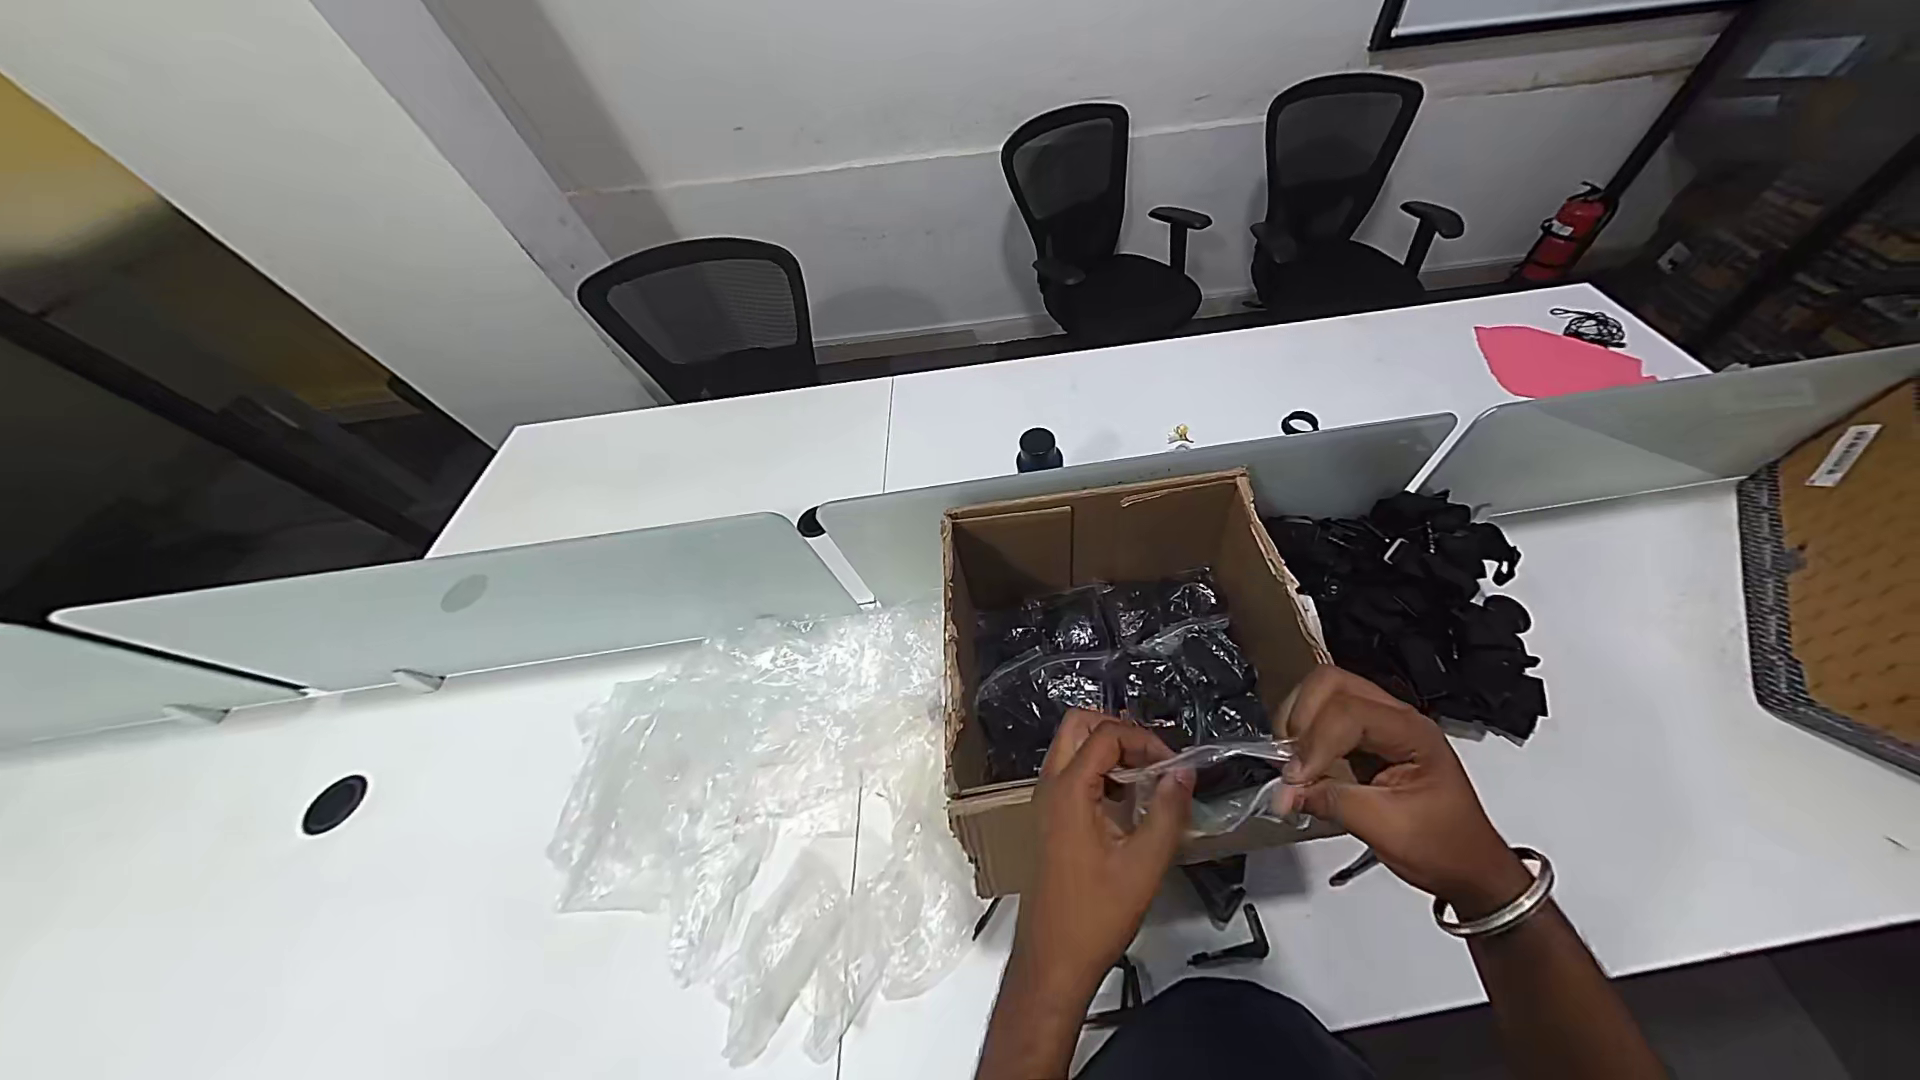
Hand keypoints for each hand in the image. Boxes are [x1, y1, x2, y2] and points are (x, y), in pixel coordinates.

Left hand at [1009, 709, 1193, 996]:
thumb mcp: (1144, 864)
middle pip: (1078, 724)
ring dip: (1109, 749)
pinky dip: (1099, 769)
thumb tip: (1185, 772)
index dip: (1144, 740)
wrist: (1053, 956)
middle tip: (1155, 758)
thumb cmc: (1096, 914)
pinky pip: (1072, 771)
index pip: (1105, 733)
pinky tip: (1128, 799)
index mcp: (1068, 788)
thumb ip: (1168, 812)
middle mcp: (1049, 783)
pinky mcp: (1050, 814)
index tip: (1174, 766)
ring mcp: (1045, 798)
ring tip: (1147, 777)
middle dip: (1120, 730)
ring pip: (1073, 746)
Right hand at [1278, 666, 1529, 918]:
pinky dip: (1302, 734)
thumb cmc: (1444, 848)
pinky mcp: (1362, 736)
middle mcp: (1395, 718)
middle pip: (1330, 683)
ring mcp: (1378, 724)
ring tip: (1295, 761)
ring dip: (1298, 722)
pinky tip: (1303, 765)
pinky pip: (1321, 715)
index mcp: (1413, 733)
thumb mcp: (1387, 829)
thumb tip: (1282, 793)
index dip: (1315, 742)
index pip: (1348, 712)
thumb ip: (1330, 802)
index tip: (1297, 778)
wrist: (1468, 868)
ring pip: (1321, 692)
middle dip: (1301, 716)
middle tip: (1292, 758)